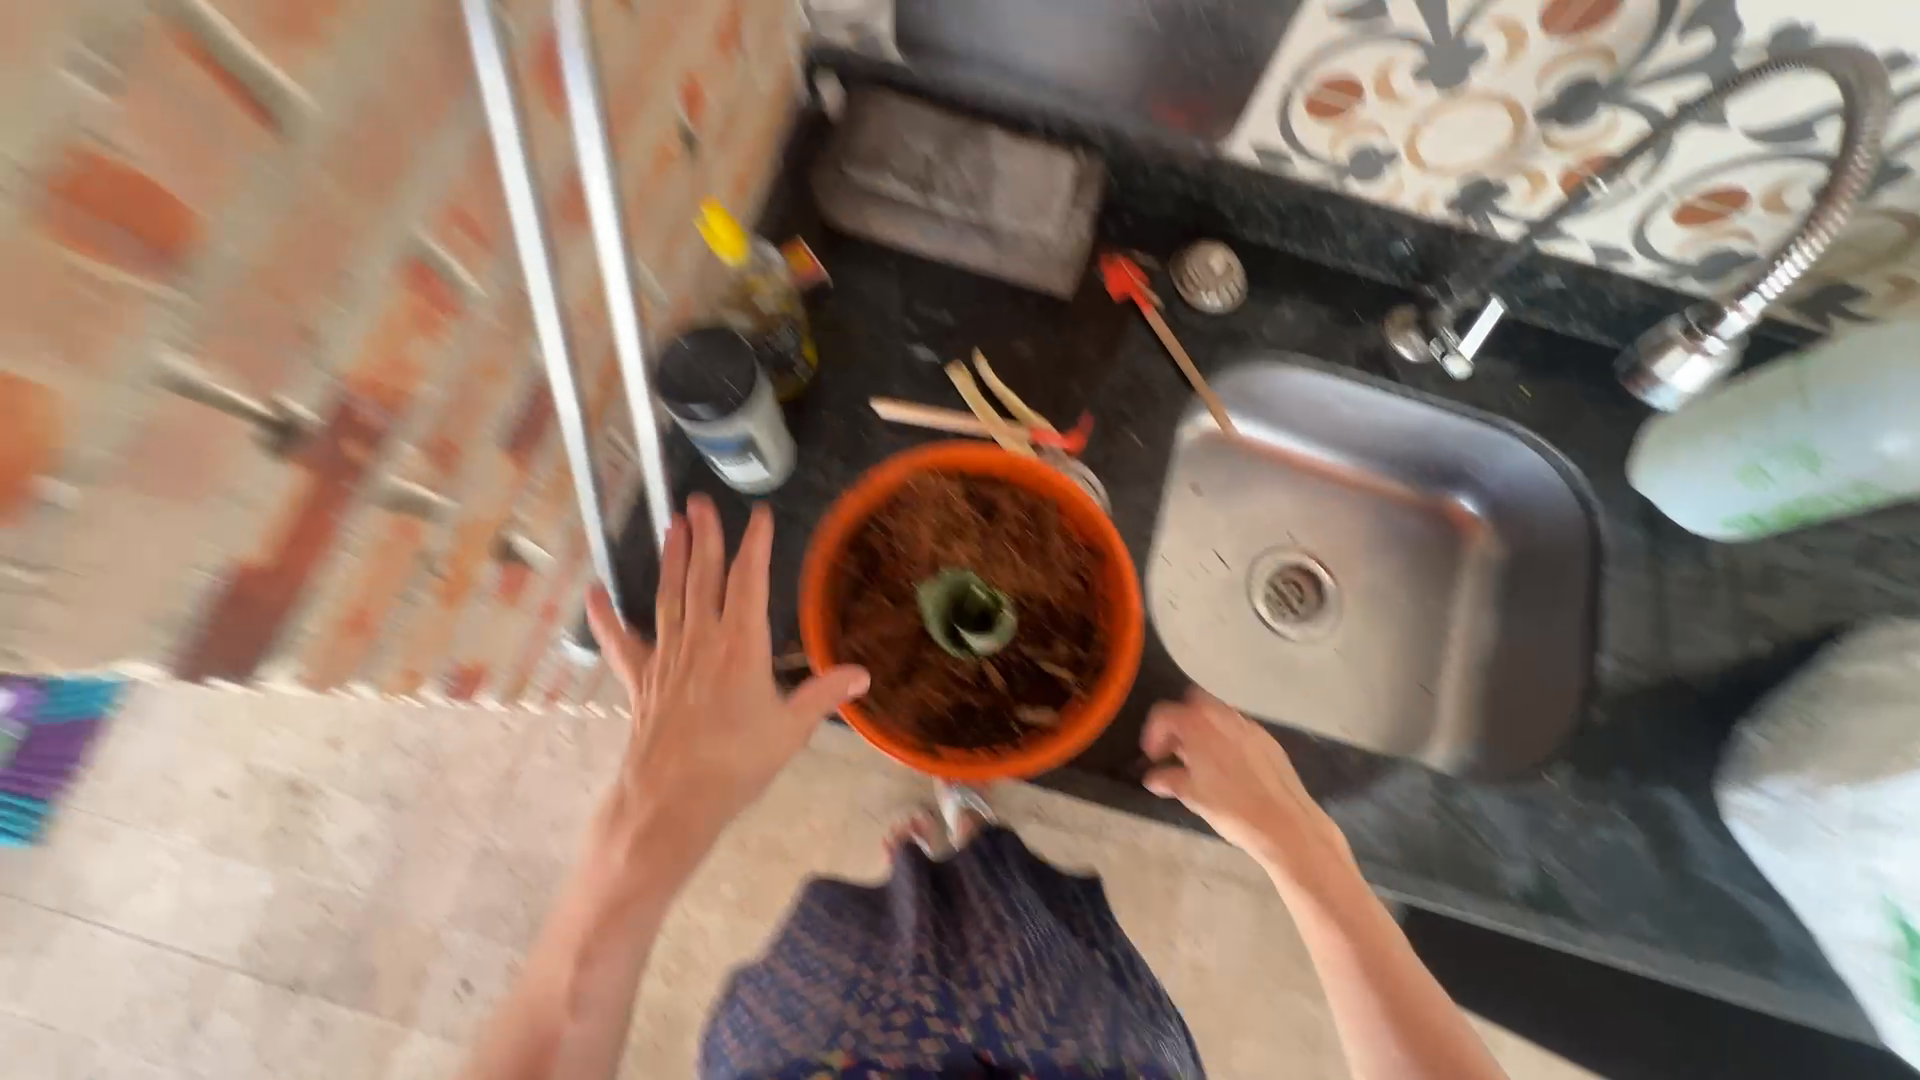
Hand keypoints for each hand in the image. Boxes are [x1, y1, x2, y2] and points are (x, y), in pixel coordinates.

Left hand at [586, 495, 869, 855]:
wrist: (671, 801)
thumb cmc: (736, 763)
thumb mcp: (790, 730)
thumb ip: (824, 695)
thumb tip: (863, 674)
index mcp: (741, 645)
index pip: (749, 582)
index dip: (755, 545)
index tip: (759, 515)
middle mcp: (701, 640)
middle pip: (703, 577)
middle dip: (705, 537)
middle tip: (699, 501)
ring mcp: (666, 656)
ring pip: (669, 596)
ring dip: (672, 559)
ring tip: (672, 525)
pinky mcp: (641, 679)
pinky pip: (623, 642)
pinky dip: (607, 617)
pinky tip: (595, 593)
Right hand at [1140, 688, 1354, 892]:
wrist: (1286, 826)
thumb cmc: (1231, 809)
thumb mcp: (1191, 796)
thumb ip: (1167, 779)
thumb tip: (1152, 777)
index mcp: (1198, 726)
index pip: (1164, 713)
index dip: (1152, 734)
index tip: (1153, 758)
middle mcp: (1223, 716)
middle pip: (1193, 702)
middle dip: (1180, 722)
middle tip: (1176, 751)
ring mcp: (1249, 726)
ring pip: (1217, 713)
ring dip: (1203, 729)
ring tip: (1201, 761)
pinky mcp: (1268, 739)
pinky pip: (1238, 729)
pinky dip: (1226, 738)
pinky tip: (1228, 768)